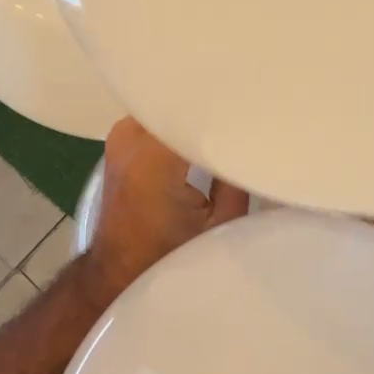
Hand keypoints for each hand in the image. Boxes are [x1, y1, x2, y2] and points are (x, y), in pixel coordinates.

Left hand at [75, 118, 248, 308]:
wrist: (117, 273)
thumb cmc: (170, 258)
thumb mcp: (221, 224)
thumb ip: (236, 176)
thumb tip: (252, 141)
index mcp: (154, 156)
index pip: (197, 106)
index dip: (228, 102)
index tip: (256, 102)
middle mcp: (131, 136)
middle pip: (179, 100)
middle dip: (212, 103)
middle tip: (247, 106)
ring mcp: (121, 134)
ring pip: (168, 104)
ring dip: (194, 111)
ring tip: (228, 116)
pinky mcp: (121, 140)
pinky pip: (157, 116)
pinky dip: (178, 121)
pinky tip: (205, 127)